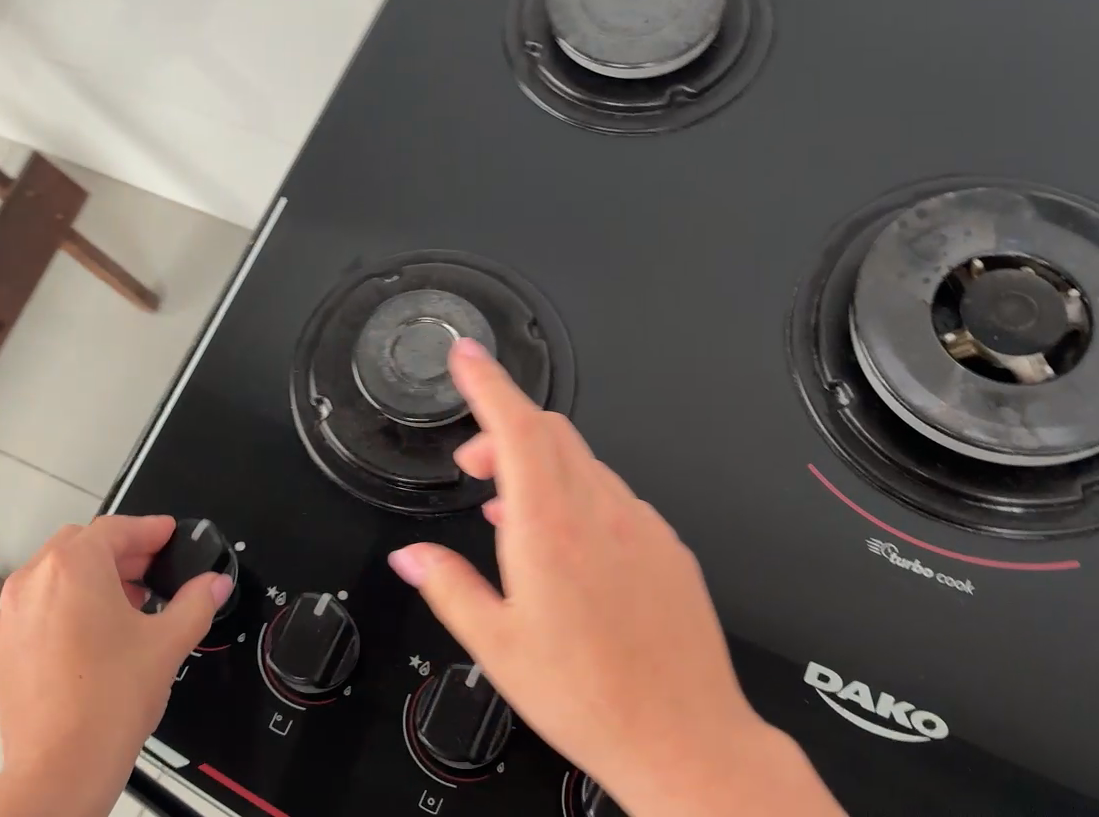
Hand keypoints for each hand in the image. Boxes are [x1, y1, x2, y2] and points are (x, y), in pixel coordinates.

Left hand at [0, 515, 233, 816]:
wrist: (58, 770)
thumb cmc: (111, 700)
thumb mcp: (167, 644)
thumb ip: (196, 602)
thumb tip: (215, 584)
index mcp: (73, 566)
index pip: (115, 529)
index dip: (148, 530)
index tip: (168, 534)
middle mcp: (34, 578)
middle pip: (82, 544)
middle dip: (120, 551)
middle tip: (153, 569)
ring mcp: (12, 611)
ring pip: (56, 572)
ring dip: (92, 575)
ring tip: (128, 603)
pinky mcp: (3, 643)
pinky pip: (38, 603)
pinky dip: (66, 602)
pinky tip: (93, 633)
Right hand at [388, 340, 842, 816]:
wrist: (688, 743)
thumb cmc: (590, 698)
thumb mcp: (496, 648)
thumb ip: (447, 587)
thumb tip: (410, 557)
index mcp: (549, 531)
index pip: (518, 428)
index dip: (487, 384)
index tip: (466, 356)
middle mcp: (600, 515)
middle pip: (549, 431)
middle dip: (501, 428)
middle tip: (471, 465)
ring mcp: (640, 526)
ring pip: (580, 460)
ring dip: (537, 463)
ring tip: (508, 513)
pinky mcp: (666, 546)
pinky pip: (611, 493)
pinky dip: (575, 491)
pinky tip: (564, 539)